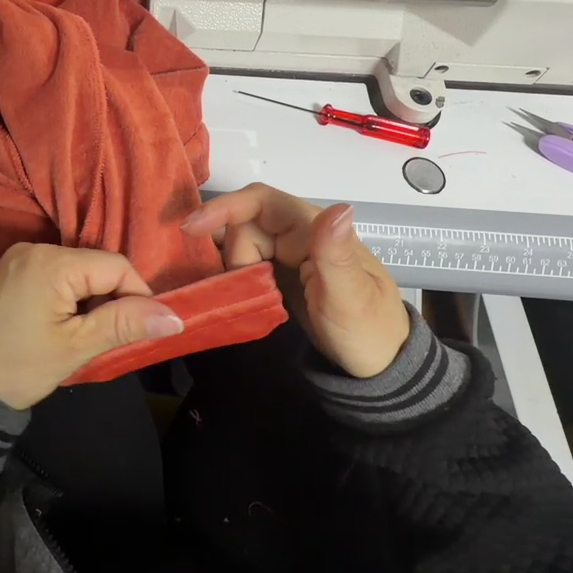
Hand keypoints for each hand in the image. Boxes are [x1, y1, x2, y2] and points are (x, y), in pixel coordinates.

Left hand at [0, 243, 184, 409]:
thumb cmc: (19, 366)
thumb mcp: (76, 346)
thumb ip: (124, 324)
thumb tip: (174, 316)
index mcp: (52, 262)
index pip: (115, 265)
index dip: (136, 295)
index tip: (139, 329)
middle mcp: (36, 248)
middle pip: (95, 265)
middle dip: (112, 298)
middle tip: (110, 337)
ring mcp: (20, 257)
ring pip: (76, 270)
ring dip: (90, 298)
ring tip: (85, 335)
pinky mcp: (10, 270)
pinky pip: (54, 274)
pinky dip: (68, 296)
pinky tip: (64, 325)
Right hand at [180, 183, 408, 377]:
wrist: (382, 370)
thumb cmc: (369, 332)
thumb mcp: (350, 299)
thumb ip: (335, 255)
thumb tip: (337, 208)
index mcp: (314, 228)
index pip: (259, 202)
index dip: (223, 208)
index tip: (191, 229)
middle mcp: (297, 233)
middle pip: (243, 226)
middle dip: (230, 254)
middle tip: (236, 290)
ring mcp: (287, 254)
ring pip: (239, 244)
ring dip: (229, 267)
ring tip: (231, 295)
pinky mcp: (279, 274)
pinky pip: (244, 263)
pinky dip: (231, 274)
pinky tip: (228, 293)